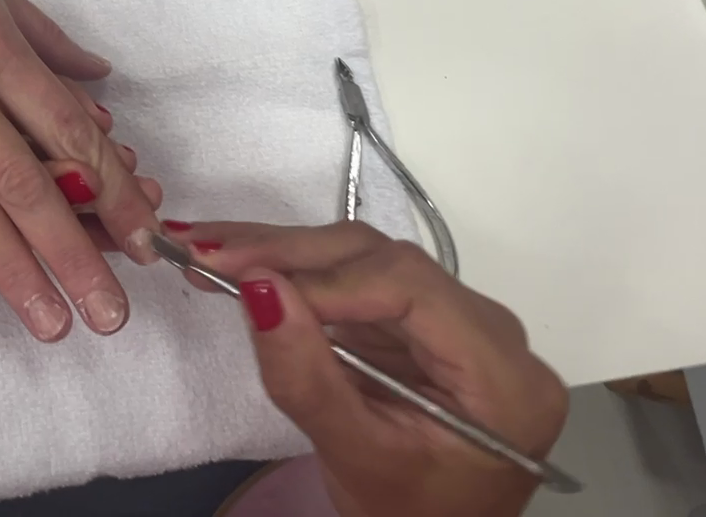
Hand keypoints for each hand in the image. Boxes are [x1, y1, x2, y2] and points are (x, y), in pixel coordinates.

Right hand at [164, 221, 566, 516]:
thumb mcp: (353, 457)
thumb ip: (306, 376)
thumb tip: (256, 284)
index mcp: (501, 375)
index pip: (408, 286)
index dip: (325, 279)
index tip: (250, 286)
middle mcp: (485, 330)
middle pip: (377, 258)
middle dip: (284, 251)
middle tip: (204, 249)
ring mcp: (446, 318)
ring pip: (354, 255)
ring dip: (275, 250)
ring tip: (204, 248)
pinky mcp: (406, 317)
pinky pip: (342, 274)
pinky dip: (285, 267)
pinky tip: (237, 260)